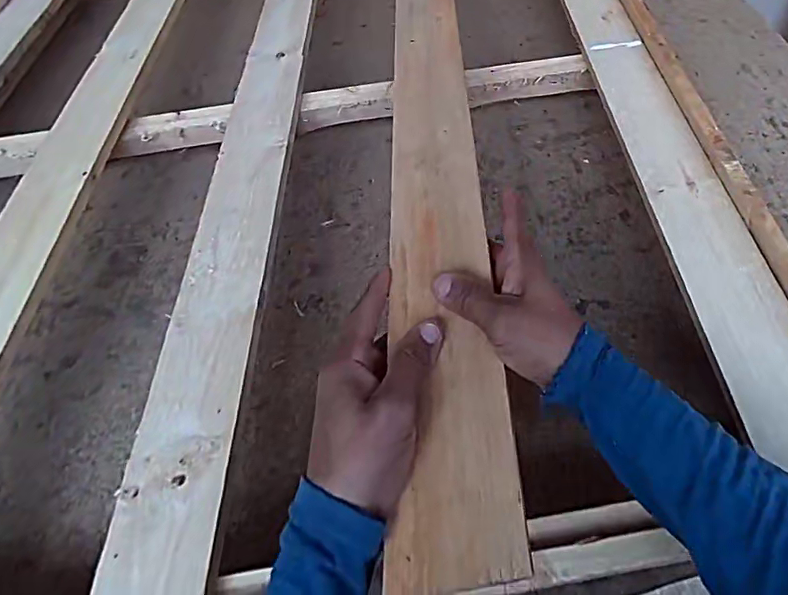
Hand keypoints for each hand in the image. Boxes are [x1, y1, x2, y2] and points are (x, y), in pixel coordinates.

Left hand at [306, 269, 442, 517]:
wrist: (344, 520)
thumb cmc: (363, 459)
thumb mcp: (393, 408)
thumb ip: (412, 364)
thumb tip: (430, 325)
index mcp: (343, 366)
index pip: (363, 315)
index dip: (379, 290)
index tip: (394, 266)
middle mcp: (347, 375)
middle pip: (379, 335)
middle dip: (405, 317)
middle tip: (434, 297)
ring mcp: (356, 397)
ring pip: (388, 359)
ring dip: (411, 348)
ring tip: (443, 328)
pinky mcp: (368, 416)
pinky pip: (392, 381)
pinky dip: (411, 371)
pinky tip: (435, 368)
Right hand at [433, 189, 583, 387]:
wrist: (571, 372)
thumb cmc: (542, 336)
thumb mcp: (502, 317)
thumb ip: (471, 300)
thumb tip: (440, 280)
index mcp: (523, 266)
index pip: (515, 229)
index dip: (510, 210)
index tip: (507, 189)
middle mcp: (521, 277)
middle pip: (494, 254)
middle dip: (473, 244)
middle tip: (444, 234)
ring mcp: (518, 299)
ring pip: (489, 279)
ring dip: (469, 276)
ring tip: (436, 270)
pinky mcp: (515, 321)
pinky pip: (489, 302)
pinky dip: (472, 301)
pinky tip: (450, 309)